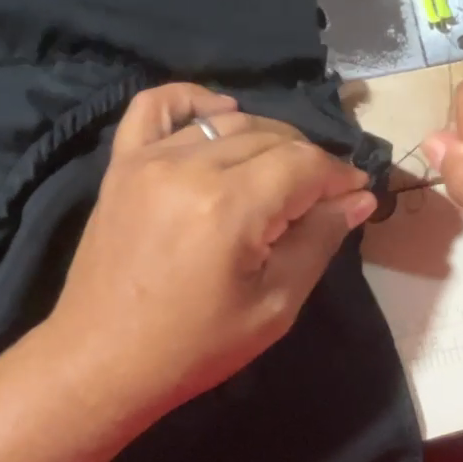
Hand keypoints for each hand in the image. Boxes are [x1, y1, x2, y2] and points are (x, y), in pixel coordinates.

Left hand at [45, 84, 377, 418]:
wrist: (102, 361)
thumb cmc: (195, 347)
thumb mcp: (274, 306)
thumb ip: (319, 240)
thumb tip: (360, 197)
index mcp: (230, 207)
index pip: (305, 163)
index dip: (339, 175)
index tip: (357, 193)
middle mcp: (190, 167)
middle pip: (272, 137)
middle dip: (309, 162)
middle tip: (322, 197)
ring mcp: (149, 160)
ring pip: (227, 121)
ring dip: (267, 139)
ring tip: (280, 175)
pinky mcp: (122, 165)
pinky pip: (156, 107)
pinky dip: (194, 100)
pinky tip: (220, 111)